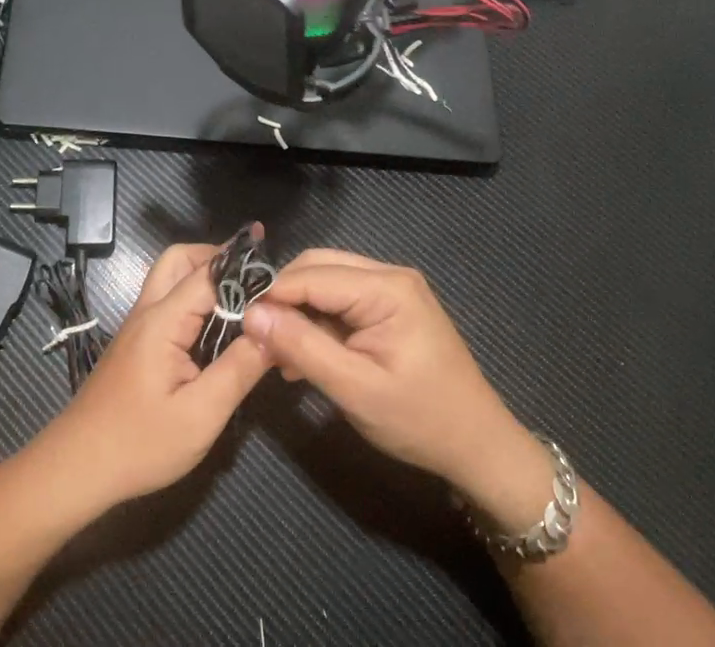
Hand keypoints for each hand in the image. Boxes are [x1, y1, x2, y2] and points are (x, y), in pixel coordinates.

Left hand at [27, 244, 270, 512]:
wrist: (76, 468)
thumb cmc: (139, 446)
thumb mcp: (201, 415)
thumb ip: (239, 369)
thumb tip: (274, 329)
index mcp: (161, 322)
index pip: (209, 273)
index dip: (246, 270)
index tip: (284, 280)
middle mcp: (146, 313)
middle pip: (179, 260)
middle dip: (219, 259)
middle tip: (259, 281)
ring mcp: (137, 328)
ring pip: (170, 281)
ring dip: (206, 279)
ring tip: (248, 303)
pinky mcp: (136, 346)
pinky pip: (167, 306)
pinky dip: (195, 302)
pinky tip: (220, 330)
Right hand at [243, 249, 550, 531]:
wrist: (477, 446)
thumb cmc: (419, 420)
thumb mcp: (354, 388)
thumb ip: (302, 347)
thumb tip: (250, 314)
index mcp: (387, 289)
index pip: (309, 275)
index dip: (270, 296)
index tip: (236, 324)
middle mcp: (390, 276)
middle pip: (315, 268)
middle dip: (282, 300)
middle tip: (256, 339)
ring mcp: (392, 290)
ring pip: (323, 283)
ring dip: (296, 313)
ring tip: (276, 354)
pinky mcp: (390, 308)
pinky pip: (339, 301)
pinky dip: (315, 322)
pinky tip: (302, 357)